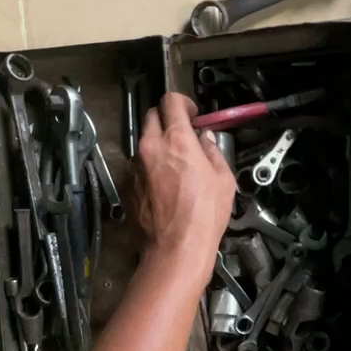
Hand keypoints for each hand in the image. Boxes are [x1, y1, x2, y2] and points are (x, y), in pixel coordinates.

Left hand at [132, 92, 234, 265]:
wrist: (176, 249)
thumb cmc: (203, 217)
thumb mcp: (224, 180)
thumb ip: (213, 152)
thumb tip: (205, 141)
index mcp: (177, 140)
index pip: (171, 101)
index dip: (182, 102)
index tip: (190, 113)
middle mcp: (150, 148)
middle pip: (151, 116)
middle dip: (166, 120)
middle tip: (181, 135)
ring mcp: (134, 167)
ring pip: (143, 143)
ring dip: (156, 147)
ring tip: (173, 168)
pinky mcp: (126, 186)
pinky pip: (136, 168)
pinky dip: (148, 170)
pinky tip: (162, 188)